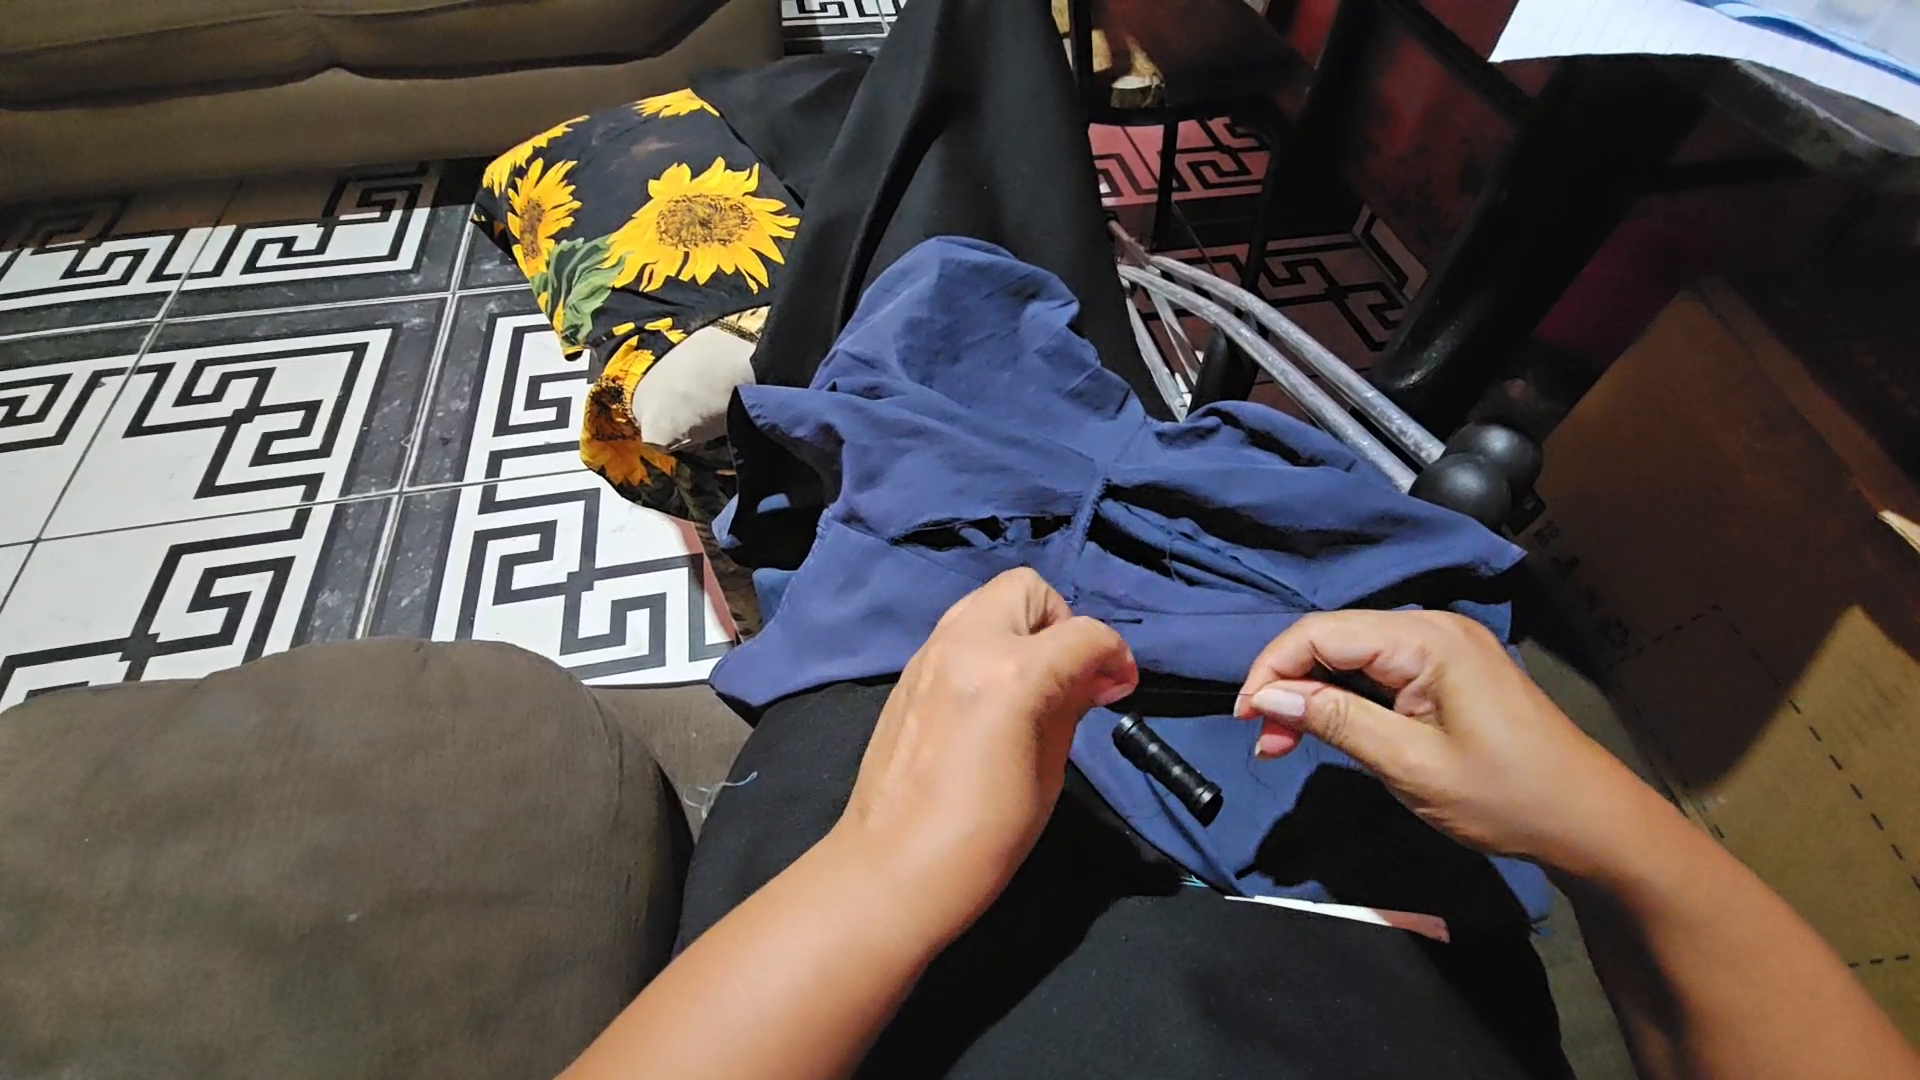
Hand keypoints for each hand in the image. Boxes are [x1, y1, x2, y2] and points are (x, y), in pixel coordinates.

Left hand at [832, 568, 1136, 935]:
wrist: (892, 867)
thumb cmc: (985, 835)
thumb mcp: (1050, 771)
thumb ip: (1071, 706)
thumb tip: (1091, 676)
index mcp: (1012, 672)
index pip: (1084, 633)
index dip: (1116, 655)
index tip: (1120, 685)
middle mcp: (967, 644)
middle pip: (1028, 588)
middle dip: (1061, 622)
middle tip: (1068, 674)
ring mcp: (931, 652)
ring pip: (988, 601)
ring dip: (1022, 627)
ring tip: (1031, 680)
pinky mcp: (909, 670)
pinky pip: (960, 631)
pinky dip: (988, 644)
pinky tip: (991, 694)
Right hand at [1234, 609, 1659, 875]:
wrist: (1598, 830)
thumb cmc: (1508, 798)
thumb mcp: (1410, 764)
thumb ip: (1334, 720)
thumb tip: (1265, 698)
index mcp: (1427, 640)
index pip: (1321, 633)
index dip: (1272, 668)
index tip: (1244, 716)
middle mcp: (1431, 628)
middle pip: (1331, 639)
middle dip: (1287, 684)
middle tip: (1264, 739)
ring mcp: (1440, 647)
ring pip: (1347, 656)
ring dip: (1309, 695)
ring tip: (1283, 742)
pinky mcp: (1443, 671)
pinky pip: (1373, 672)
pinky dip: (1340, 700)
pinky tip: (1323, 728)